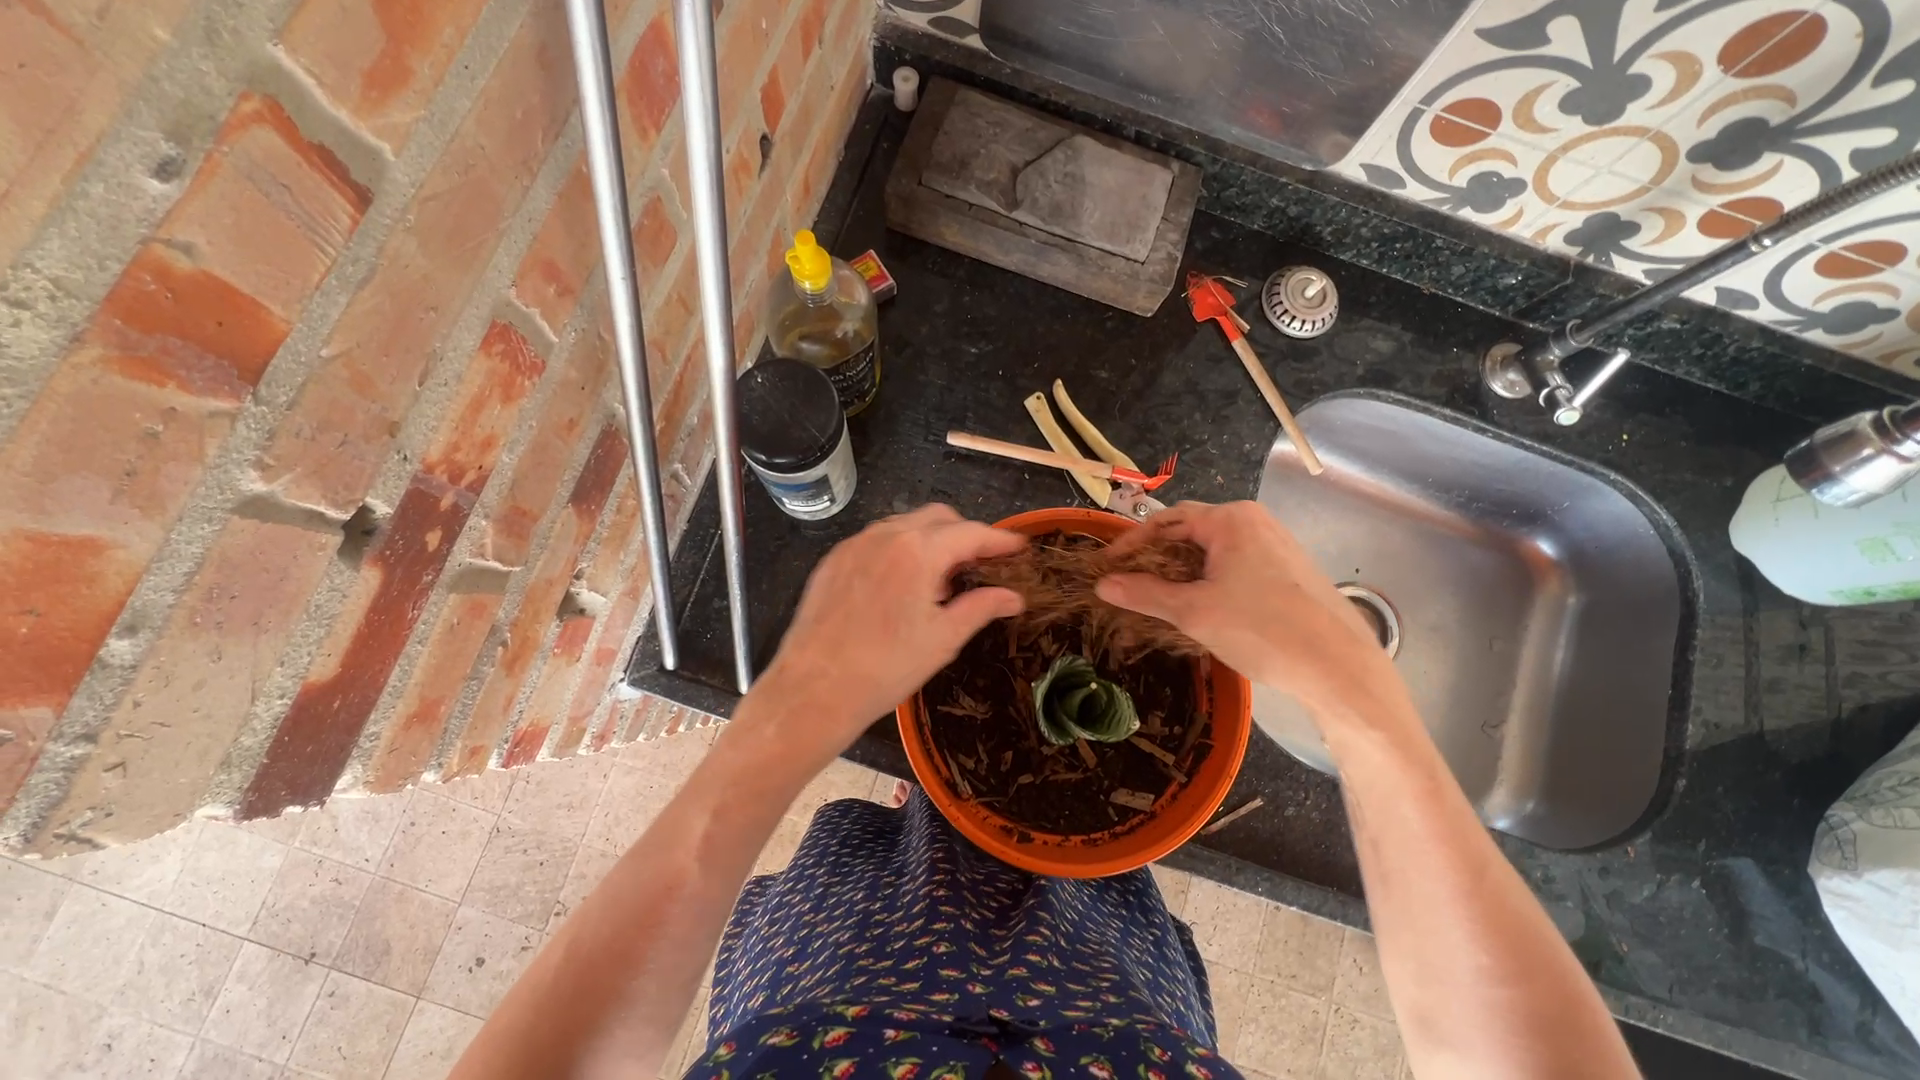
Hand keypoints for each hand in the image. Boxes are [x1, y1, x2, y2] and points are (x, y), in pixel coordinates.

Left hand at [749, 505, 1025, 760]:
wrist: (815, 688)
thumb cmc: (886, 667)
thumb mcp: (943, 639)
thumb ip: (980, 608)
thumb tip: (1013, 597)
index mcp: (918, 551)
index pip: (971, 532)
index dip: (998, 539)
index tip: (1018, 547)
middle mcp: (885, 535)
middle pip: (938, 517)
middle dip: (964, 534)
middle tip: (979, 565)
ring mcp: (854, 545)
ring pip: (904, 525)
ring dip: (930, 540)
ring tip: (939, 580)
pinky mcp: (833, 560)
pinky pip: (875, 542)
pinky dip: (898, 551)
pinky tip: (900, 586)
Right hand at [1094, 501, 1415, 737]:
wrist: (1337, 666)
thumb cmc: (1260, 629)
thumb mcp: (1193, 612)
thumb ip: (1145, 594)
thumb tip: (1104, 584)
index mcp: (1231, 519)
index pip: (1167, 520)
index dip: (1133, 543)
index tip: (1108, 567)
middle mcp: (1255, 522)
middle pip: (1192, 533)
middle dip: (1158, 560)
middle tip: (1130, 587)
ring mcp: (1277, 545)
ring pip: (1215, 553)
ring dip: (1183, 574)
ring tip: (1160, 602)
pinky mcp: (1289, 570)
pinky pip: (1236, 566)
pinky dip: (1210, 582)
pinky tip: (1202, 610)